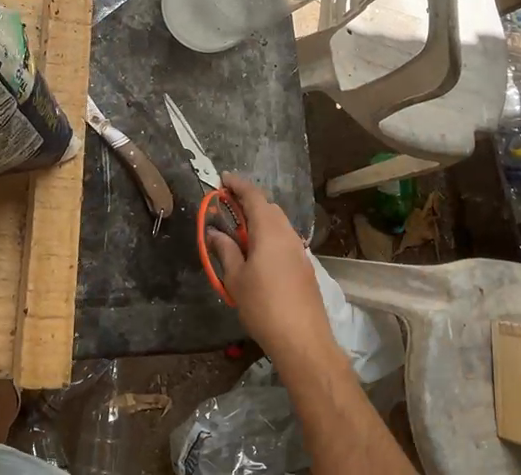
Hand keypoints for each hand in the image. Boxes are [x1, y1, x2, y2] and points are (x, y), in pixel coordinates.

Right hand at [206, 173, 330, 358]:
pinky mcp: (305, 268)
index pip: (253, 196)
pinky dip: (269, 236)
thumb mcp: (235, 278)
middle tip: (227, 207)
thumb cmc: (263, 306)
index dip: (237, 185)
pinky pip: (284, 240)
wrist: (303, 341)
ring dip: (259, 221)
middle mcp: (287, 234)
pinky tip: (258, 255)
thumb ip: (225, 250)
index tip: (222, 179)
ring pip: (278, 224)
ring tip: (239, 233)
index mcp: (269, 231)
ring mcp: (299, 251)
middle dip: (248, 202)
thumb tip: (215, 232)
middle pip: (268, 208)